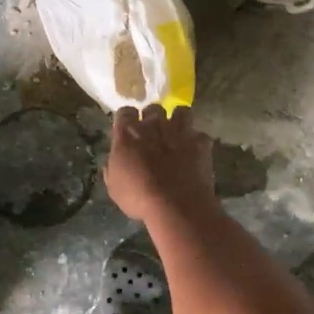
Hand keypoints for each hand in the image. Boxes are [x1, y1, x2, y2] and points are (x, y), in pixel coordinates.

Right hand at [106, 105, 216, 222]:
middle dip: (153, 117)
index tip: (128, 128)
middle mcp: (153, 125)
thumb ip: (113, 168)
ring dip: (178, 120)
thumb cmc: (139, 197)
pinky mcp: (200, 141)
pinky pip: (199, 135)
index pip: (124, 112)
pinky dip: (196, 142)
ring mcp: (179, 131)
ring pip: (181, 111)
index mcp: (128, 133)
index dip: (127, 119)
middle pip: (153, 108)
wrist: (175, 205)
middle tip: (153, 132)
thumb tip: (113, 162)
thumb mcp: (114, 187)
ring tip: (177, 133)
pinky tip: (194, 152)